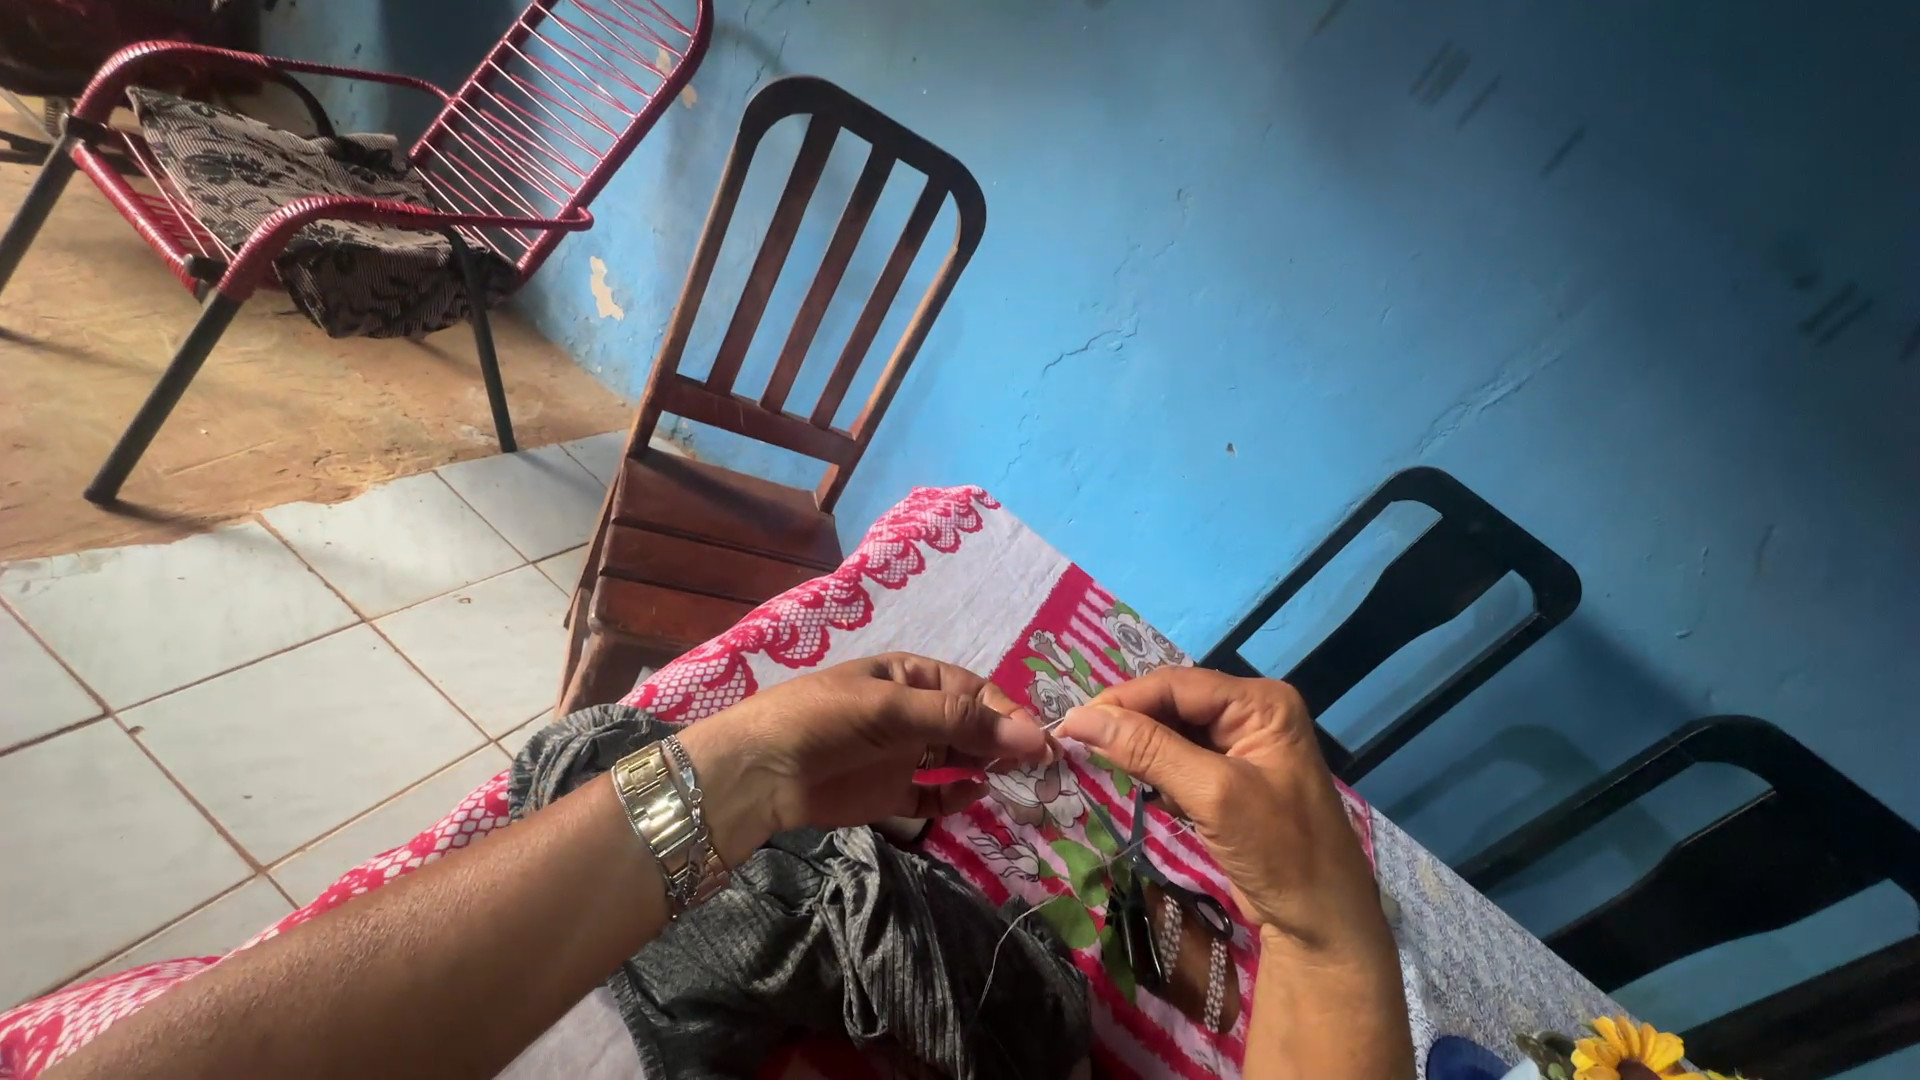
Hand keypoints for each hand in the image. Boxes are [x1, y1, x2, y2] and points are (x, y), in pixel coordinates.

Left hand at [675, 653, 1051, 864]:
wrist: (759, 771)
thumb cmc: (826, 718)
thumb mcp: (892, 708)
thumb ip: (958, 721)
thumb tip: (1030, 735)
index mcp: (912, 678)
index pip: (973, 692)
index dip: (1008, 714)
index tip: (1039, 742)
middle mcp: (912, 714)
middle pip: (970, 725)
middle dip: (1004, 742)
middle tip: (1040, 767)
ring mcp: (902, 755)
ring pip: (957, 759)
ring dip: (986, 767)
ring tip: (1018, 782)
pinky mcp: (890, 793)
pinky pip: (933, 796)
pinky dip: (955, 797)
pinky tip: (974, 794)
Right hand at [1056, 667, 1387, 960]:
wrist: (1324, 929)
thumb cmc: (1280, 853)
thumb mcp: (1212, 794)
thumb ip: (1147, 749)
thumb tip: (1079, 717)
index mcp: (1261, 702)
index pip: (1176, 684)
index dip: (1123, 700)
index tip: (1072, 721)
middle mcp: (1251, 713)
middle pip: (1172, 704)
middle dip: (1128, 722)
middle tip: (1078, 741)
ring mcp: (1241, 746)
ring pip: (1170, 731)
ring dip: (1137, 746)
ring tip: (1097, 759)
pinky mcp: (1228, 777)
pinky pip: (1178, 758)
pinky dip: (1153, 769)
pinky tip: (1137, 785)